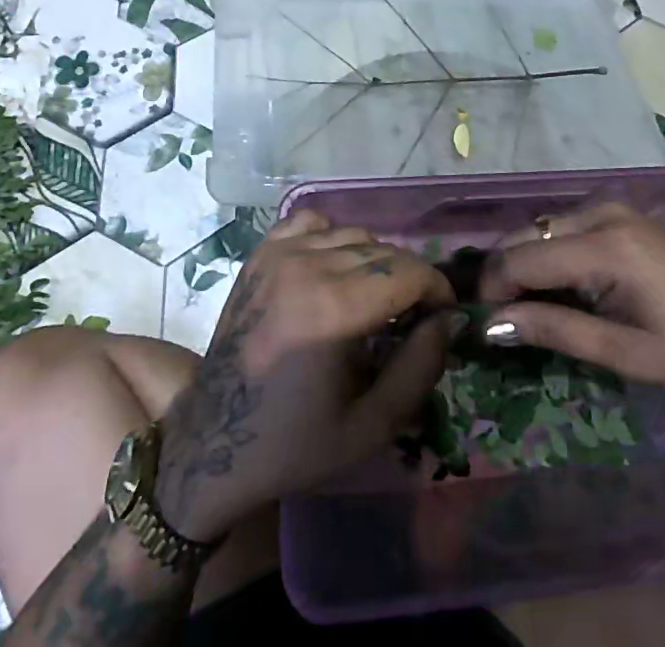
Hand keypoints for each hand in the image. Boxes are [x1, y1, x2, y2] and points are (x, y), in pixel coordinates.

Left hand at [153, 209, 456, 540]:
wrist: (215, 441)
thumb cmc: (296, 442)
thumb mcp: (372, 425)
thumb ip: (420, 368)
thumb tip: (448, 320)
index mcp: (332, 309)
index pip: (409, 271)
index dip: (438, 291)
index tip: (441, 319)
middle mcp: (304, 268)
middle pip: (384, 250)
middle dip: (411, 280)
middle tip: (410, 319)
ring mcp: (276, 256)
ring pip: (352, 234)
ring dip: (375, 261)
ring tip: (372, 300)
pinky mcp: (258, 256)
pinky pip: (310, 223)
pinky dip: (332, 238)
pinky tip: (332, 271)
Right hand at [475, 202, 664, 384]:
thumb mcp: (623, 351)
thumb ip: (553, 330)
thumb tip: (490, 325)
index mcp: (605, 246)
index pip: (520, 259)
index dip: (493, 291)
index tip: (487, 328)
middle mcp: (601, 214)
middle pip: (523, 237)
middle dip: (503, 275)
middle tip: (502, 320)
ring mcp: (612, 209)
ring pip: (538, 229)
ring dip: (523, 264)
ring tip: (528, 308)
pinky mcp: (620, 215)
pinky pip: (561, 228)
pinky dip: (546, 254)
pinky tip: (557, 288)